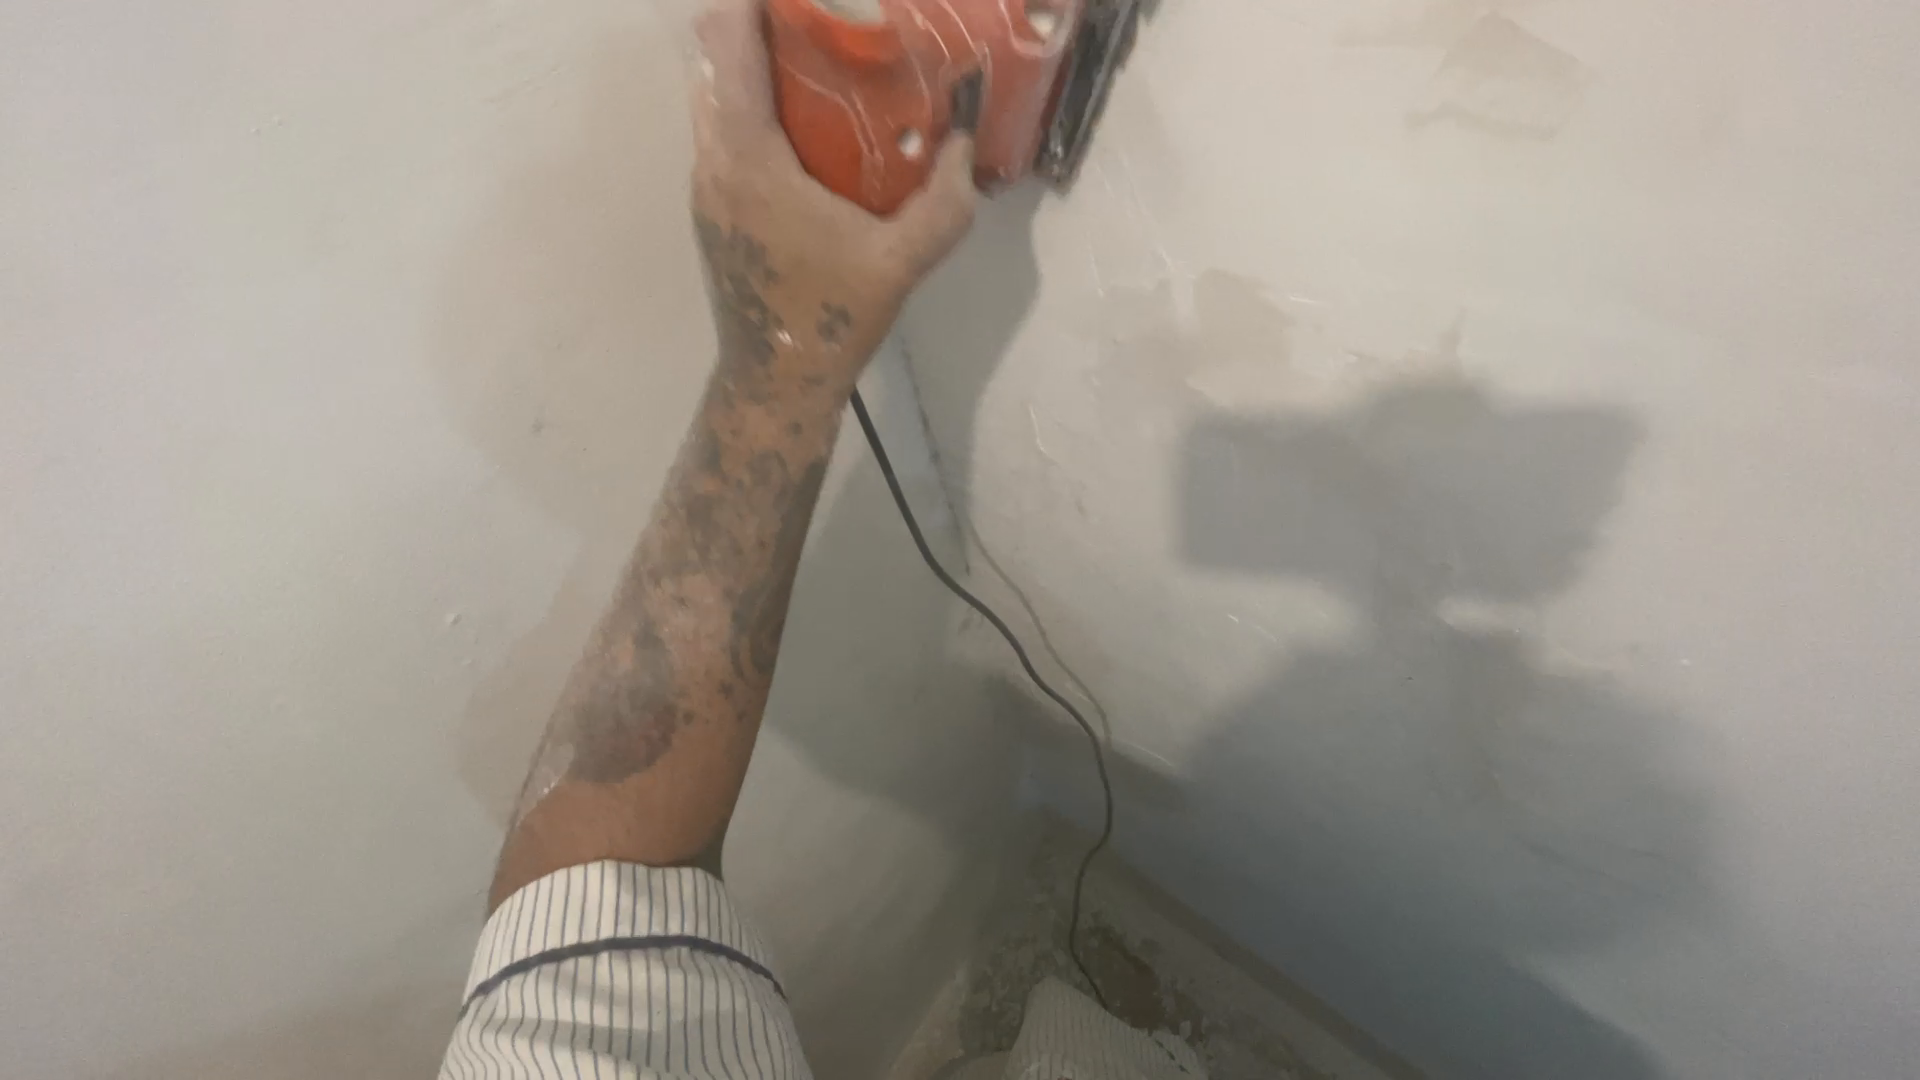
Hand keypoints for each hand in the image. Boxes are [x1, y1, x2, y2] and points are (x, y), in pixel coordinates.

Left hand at [691, 0, 978, 391]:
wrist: (777, 383)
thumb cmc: (831, 323)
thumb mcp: (899, 266)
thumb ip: (943, 208)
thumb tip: (967, 148)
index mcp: (748, 160)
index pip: (726, 38)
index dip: (758, 2)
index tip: (811, 4)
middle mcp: (713, 162)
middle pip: (715, 58)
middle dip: (764, 32)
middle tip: (826, 39)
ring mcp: (706, 190)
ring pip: (714, 99)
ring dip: (757, 76)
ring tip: (820, 85)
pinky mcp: (711, 213)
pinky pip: (722, 137)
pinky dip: (754, 118)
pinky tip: (806, 147)